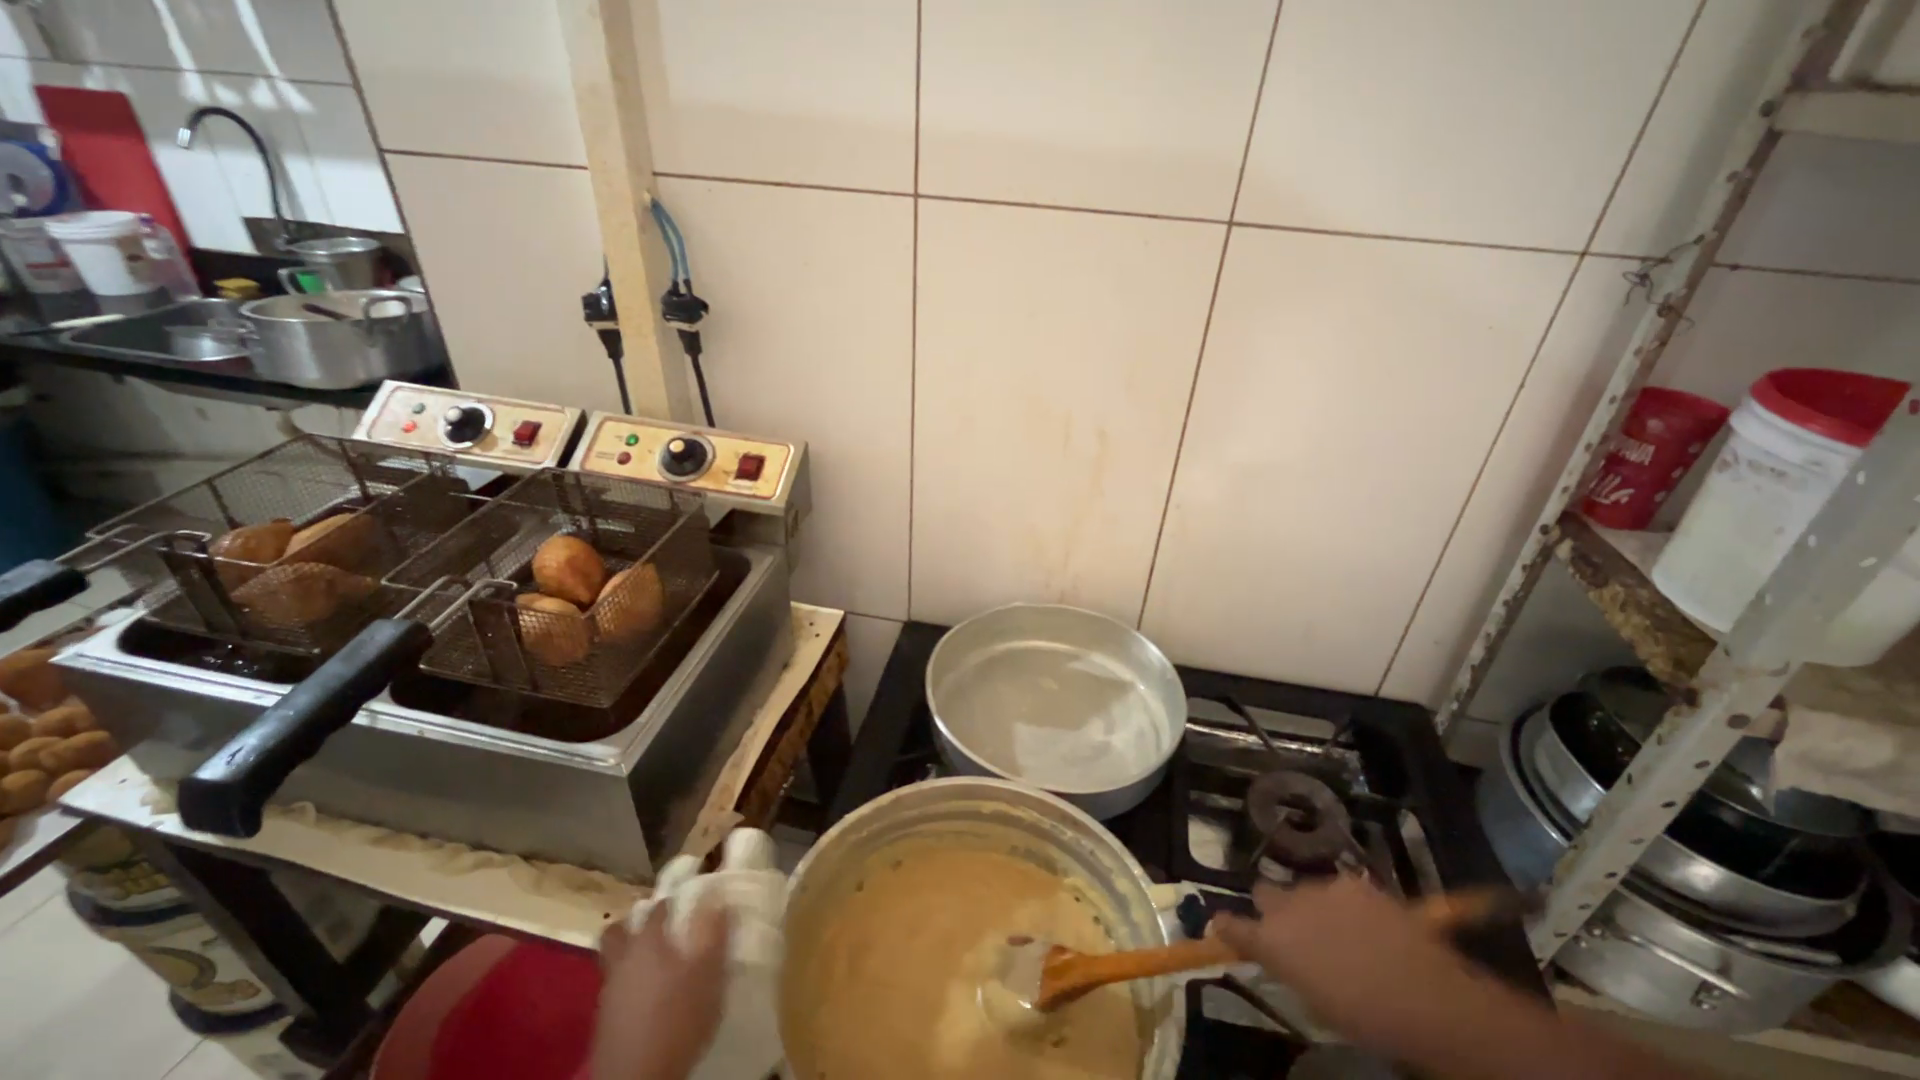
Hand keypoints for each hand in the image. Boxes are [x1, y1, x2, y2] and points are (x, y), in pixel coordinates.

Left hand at [592, 899, 731, 1079]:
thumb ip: (714, 933)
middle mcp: (622, 960)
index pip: (657, 909)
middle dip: (633, 924)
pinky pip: (614, 988)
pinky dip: (629, 984)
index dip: (672, 902)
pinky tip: (647, 998)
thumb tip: (718, 897)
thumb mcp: (709, 973)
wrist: (636, 1076)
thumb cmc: (678, 1017)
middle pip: (617, 931)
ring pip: (613, 960)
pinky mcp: (604, 1020)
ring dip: (629, 955)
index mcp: (647, 942)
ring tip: (655, 965)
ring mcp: (608, 991)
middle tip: (656, 929)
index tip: (687, 903)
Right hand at [1210, 877, 1487, 1050]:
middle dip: (1274, 909)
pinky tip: (1367, 925)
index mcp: (1272, 941)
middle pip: (1266, 894)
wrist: (1426, 997)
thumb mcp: (1312, 1000)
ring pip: (1305, 890)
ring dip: (1312, 906)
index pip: (1231, 925)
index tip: (1223, 927)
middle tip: (1295, 933)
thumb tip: (1283, 956)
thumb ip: (1288, 968)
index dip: (1227, 926)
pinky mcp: (1358, 884)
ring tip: (1339, 931)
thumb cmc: (1363, 1016)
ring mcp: (1325, 889)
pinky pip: (1340, 890)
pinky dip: (1345, 904)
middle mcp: (1289, 906)